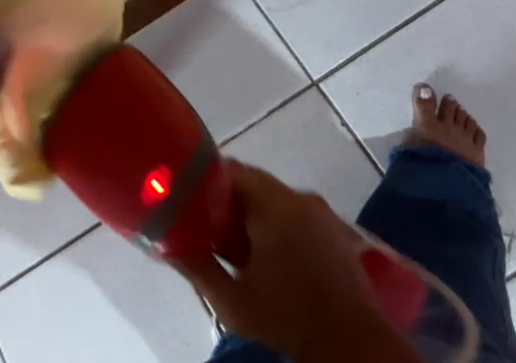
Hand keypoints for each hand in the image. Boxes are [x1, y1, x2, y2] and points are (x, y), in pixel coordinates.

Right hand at [171, 162, 415, 362]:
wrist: (353, 346)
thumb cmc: (288, 318)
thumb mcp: (232, 300)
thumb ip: (195, 266)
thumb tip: (162, 244)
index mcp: (274, 204)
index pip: (231, 170)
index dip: (205, 181)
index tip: (187, 200)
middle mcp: (300, 198)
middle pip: (253, 184)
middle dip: (227, 202)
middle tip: (206, 228)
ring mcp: (322, 213)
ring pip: (275, 199)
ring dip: (252, 214)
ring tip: (234, 246)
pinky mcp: (336, 231)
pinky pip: (296, 213)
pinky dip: (277, 224)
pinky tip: (267, 256)